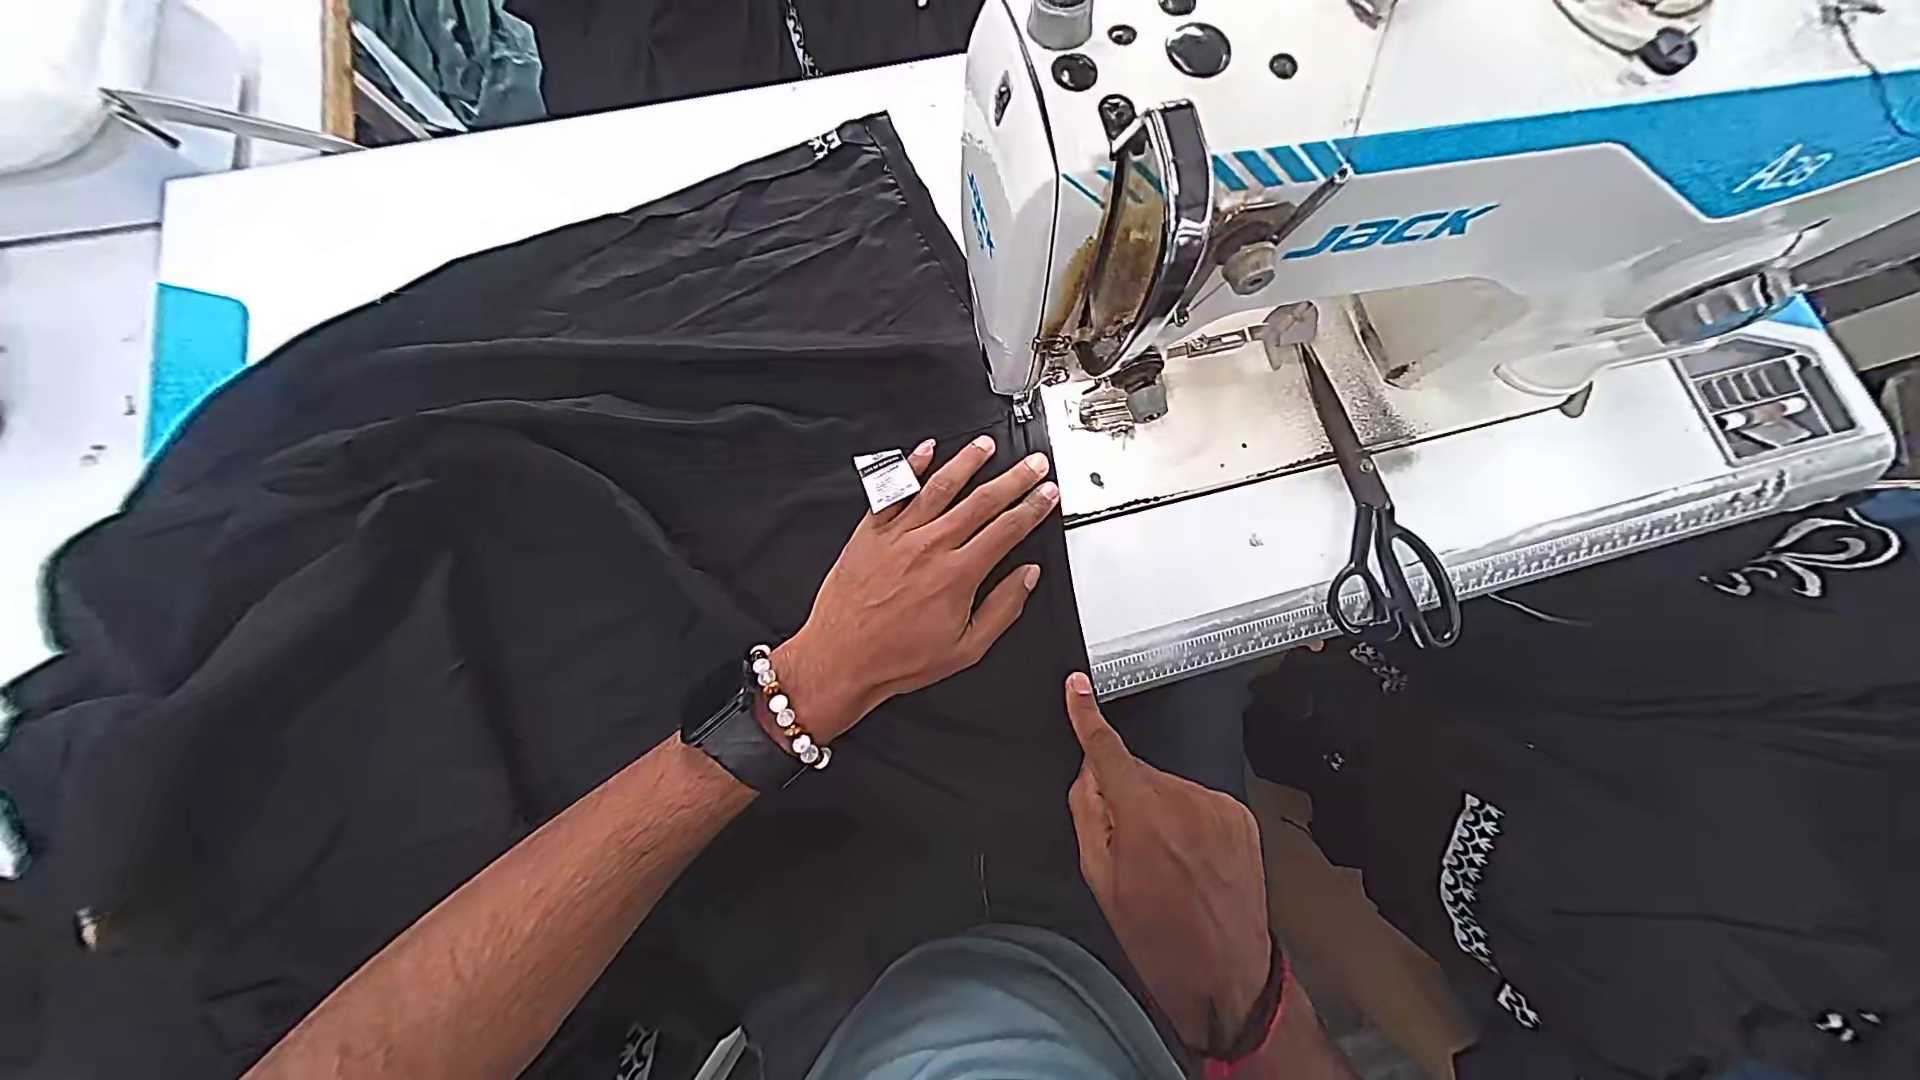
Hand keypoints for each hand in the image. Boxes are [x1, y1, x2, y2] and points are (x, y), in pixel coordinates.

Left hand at [770, 435, 1057, 741]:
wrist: (840, 658)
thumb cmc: (896, 657)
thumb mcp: (965, 649)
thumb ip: (1002, 609)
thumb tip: (1026, 578)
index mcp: (957, 574)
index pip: (1007, 529)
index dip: (1032, 507)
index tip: (1046, 494)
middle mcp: (929, 546)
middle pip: (981, 500)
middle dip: (1014, 478)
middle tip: (1032, 463)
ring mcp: (898, 535)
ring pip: (940, 486)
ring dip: (967, 461)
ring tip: (986, 446)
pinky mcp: (870, 532)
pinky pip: (894, 490)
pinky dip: (911, 466)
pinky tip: (925, 451)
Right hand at [1064, 672, 1271, 1049]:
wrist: (1227, 977)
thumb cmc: (1160, 939)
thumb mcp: (1100, 877)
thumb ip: (1087, 811)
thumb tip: (1089, 771)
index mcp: (1143, 816)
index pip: (1106, 748)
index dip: (1086, 714)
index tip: (1077, 688)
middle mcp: (1184, 802)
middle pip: (1135, 770)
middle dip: (1125, 795)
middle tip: (1132, 844)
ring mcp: (1216, 806)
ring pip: (1165, 783)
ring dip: (1158, 808)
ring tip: (1168, 859)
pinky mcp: (1238, 813)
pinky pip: (1194, 797)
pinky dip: (1185, 817)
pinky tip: (1191, 857)